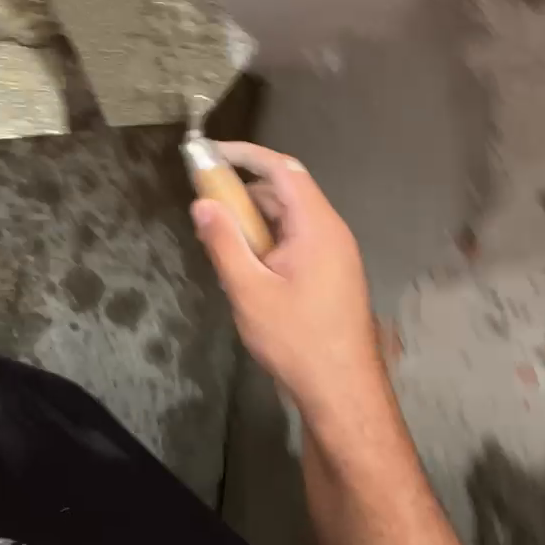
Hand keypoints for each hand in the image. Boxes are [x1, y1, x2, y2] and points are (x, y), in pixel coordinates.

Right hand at [190, 142, 386, 420]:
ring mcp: (333, 253)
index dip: (245, 154)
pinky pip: (294, 238)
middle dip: (241, 191)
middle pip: (284, 190)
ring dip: (251, 220)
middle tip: (205, 209)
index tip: (209, 154)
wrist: (341, 390)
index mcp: (316, 227)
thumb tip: (202, 204)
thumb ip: (223, 242)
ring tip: (220, 246)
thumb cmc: (296, 338)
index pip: (282, 169)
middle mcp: (330, 231)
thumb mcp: (248, 290)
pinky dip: (265, 239)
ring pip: (287, 217)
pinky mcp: (330, 272)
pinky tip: (244, 268)